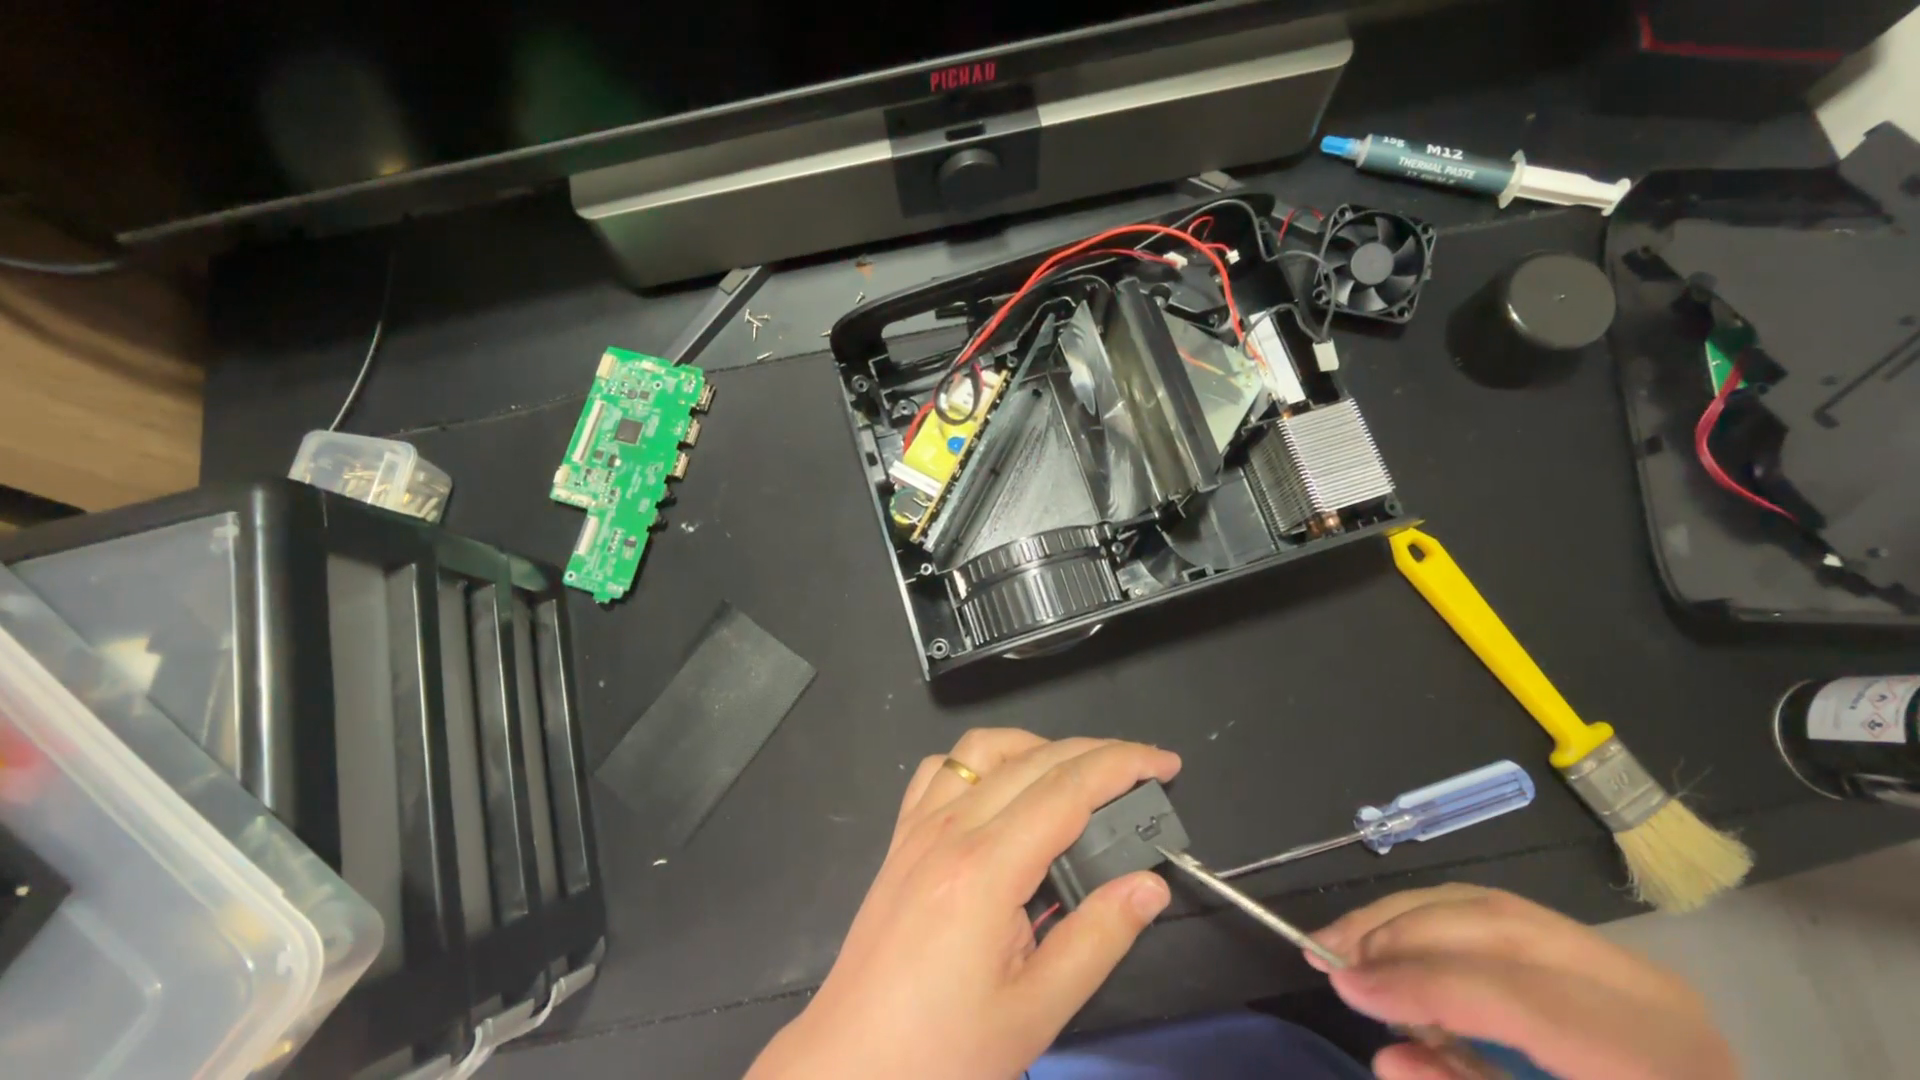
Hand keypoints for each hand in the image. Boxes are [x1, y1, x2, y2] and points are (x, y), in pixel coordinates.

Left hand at [746, 728, 1181, 1079]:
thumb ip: (1099, 937)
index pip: (1068, 789)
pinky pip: (939, 772)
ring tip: (1077, 777)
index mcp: (986, 868)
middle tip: (1143, 771)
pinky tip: (1002, 790)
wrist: (848, 1065)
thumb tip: (1151, 884)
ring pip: (982, 751)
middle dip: (1097, 752)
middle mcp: (949, 830)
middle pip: (1034, 760)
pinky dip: (981, 762)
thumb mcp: (1037, 1009)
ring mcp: (917, 829)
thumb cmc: (945, 1049)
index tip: (1166, 763)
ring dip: (1037, 747)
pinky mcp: (899, 840)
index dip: (1123, 765)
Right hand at [1307, 885, 1736, 1079]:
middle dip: (1402, 934)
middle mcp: (1647, 995)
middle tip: (1332, 955)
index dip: (1421, 984)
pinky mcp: (1598, 959)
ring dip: (1405, 916)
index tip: (1343, 984)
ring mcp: (1626, 968)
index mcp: (1651, 1060)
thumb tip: (1388, 1054)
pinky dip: (1432, 920)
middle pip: (1498, 927)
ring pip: (1492, 906)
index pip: (1516, 995)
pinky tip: (1389, 938)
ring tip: (1345, 939)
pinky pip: (1499, 916)